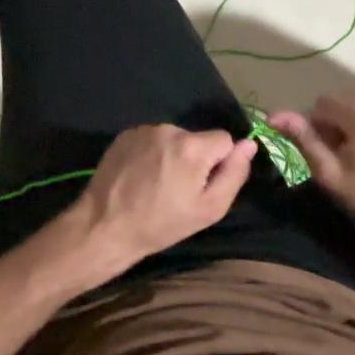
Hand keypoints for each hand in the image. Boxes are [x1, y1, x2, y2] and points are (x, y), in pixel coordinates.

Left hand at [69, 125, 257, 264]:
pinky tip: (140, 177)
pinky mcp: (124, 135)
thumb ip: (234, 174)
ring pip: (173, 139)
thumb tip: (248, 145)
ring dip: (172, 156)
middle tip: (177, 190)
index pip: (224, 139)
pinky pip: (151, 140)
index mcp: (192, 146)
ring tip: (156, 185)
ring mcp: (143, 130)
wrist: (106, 225)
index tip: (202, 186)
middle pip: (197, 139)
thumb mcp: (209, 209)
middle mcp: (169, 129)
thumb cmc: (162, 223)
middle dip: (194, 159)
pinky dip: (151, 154)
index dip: (219, 163)